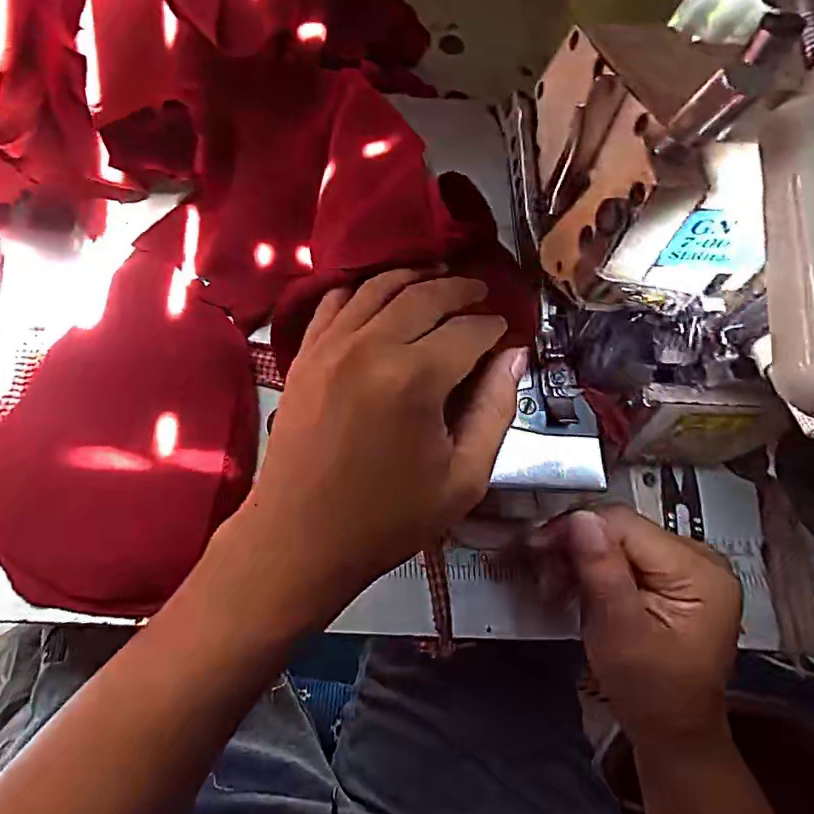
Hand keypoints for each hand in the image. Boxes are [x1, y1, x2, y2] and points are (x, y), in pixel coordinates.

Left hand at [223, 269, 525, 630]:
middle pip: (425, 294)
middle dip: (461, 289)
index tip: (505, 329)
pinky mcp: (304, 354)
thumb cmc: (387, 518)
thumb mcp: (463, 479)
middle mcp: (370, 347)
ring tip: (439, 278)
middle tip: (481, 293)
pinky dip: (362, 289)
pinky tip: (379, 294)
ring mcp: (330, 345)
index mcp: (415, 379)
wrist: (300, 535)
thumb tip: (513, 355)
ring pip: (378, 286)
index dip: (494, 325)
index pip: (468, 330)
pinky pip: (334, 301)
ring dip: (414, 277)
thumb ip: (495, 410)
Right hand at [542, 505, 742, 752]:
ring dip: (581, 558)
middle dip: (576, 548)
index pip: (623, 524)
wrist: (672, 732)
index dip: (576, 531)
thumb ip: (601, 572)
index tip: (542, 547)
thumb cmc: (654, 695)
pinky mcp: (669, 573)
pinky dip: (595, 566)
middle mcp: (700, 560)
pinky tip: (578, 586)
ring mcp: (686, 565)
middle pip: (619, 528)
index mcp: (700, 572)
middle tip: (546, 573)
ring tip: (558, 584)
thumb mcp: (620, 633)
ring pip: (616, 538)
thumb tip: (581, 519)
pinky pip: (623, 552)